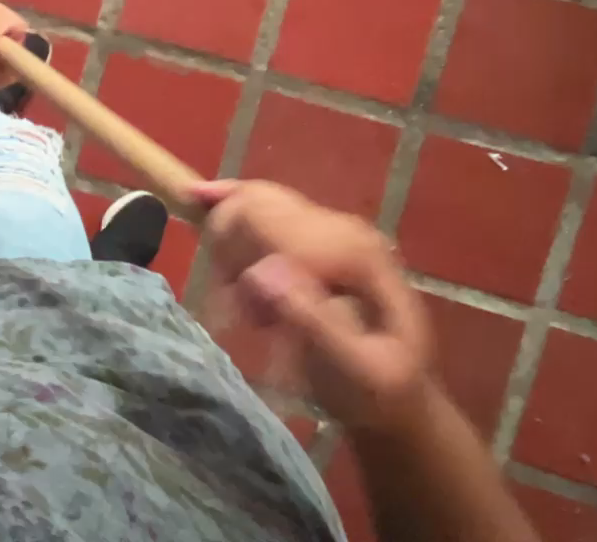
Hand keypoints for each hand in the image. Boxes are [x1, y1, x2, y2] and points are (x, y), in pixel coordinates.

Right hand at [197, 181, 434, 434]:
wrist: (397, 396)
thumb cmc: (378, 390)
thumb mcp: (356, 371)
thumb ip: (316, 323)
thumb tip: (261, 273)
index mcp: (359, 255)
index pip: (281, 228)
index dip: (244, 260)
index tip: (242, 315)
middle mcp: (343, 227)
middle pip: (260, 205)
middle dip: (230, 247)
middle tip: (233, 303)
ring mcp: (326, 224)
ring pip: (252, 201)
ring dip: (227, 241)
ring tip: (239, 294)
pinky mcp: (310, 230)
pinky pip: (257, 201)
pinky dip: (225, 204)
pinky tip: (199, 199)